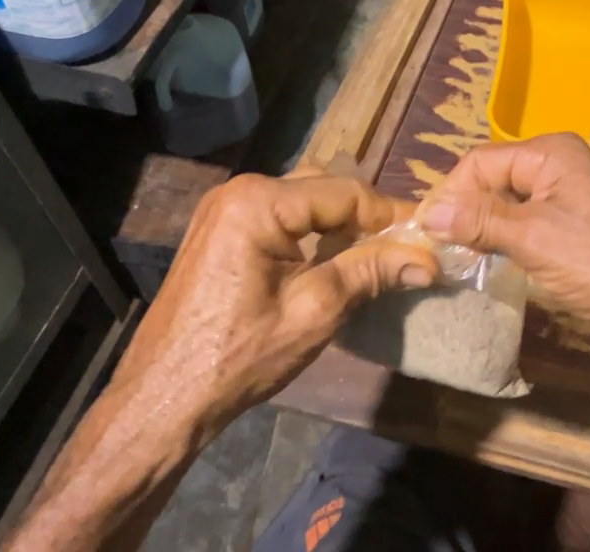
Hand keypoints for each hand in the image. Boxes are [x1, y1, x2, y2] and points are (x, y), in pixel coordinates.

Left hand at [111, 173, 438, 443]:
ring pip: (304, 201)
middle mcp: (239, 191)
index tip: (428, 236)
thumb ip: (372, 271)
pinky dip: (312, 233)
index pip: (345, 191)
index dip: (391, 214)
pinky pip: (280, 217)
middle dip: (366, 217)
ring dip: (340, 224)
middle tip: (404, 247)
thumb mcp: (316, 310)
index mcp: (259, 201)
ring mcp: (224, 210)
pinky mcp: (219, 232)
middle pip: (324, 188)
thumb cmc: (238, 357)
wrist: (160, 402)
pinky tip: (332, 261)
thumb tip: (429, 259)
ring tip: (376, 255)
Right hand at [420, 133, 589, 331]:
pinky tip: (495, 258)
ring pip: (509, 198)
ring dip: (486, 225)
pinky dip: (508, 234)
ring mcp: (569, 188)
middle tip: (445, 250)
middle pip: (494, 177)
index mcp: (550, 153)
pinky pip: (528, 214)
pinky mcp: (575, 214)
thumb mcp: (533, 239)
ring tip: (464, 258)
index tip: (430, 233)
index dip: (452, 194)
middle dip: (467, 210)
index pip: (481, 161)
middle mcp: (558, 161)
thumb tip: (432, 212)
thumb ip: (482, 221)